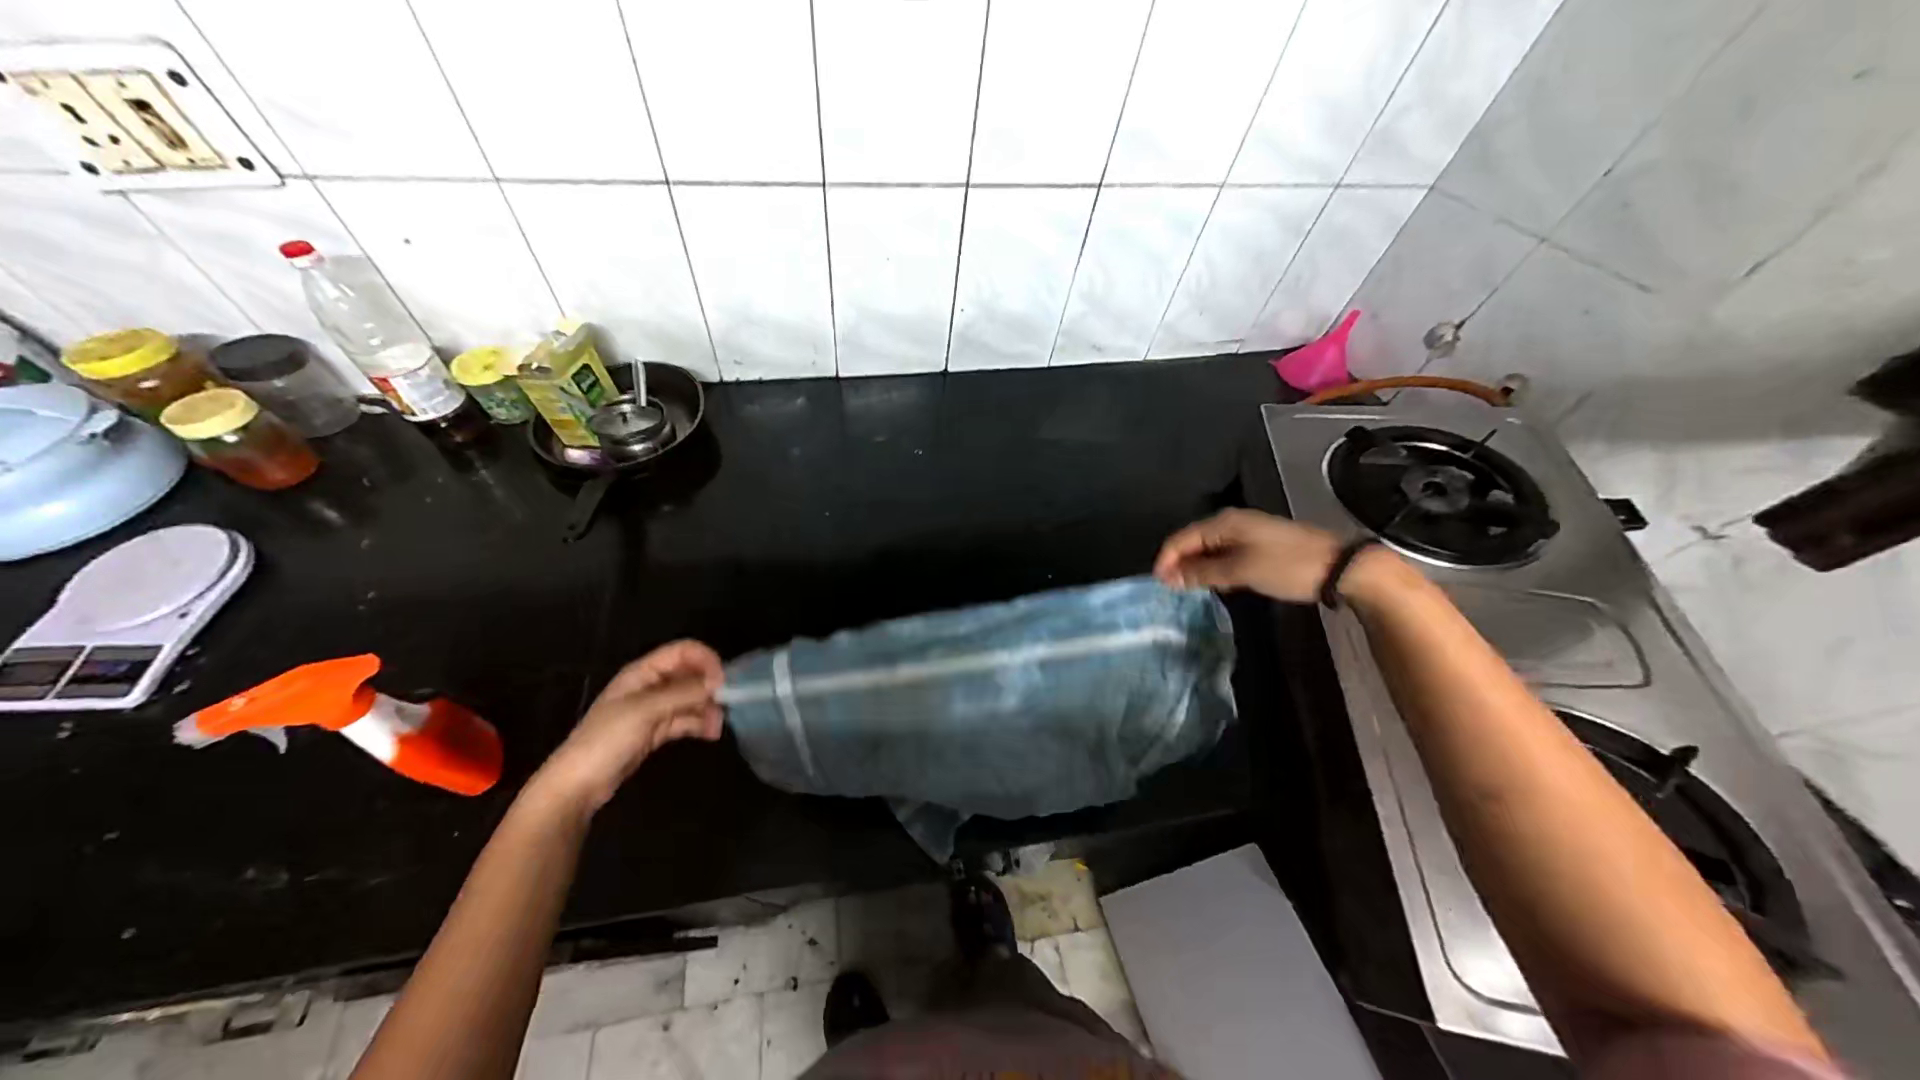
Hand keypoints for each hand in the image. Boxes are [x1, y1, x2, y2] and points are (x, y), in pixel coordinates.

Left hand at [532, 640, 724, 813]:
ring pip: (690, 699)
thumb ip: (683, 693)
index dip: (705, 660)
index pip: (682, 651)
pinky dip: (699, 724)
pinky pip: (685, 720)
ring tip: (717, 726)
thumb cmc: (608, 739)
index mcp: (643, 672)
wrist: (579, 783)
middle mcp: (650, 686)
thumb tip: (718, 682)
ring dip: (706, 708)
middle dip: (709, 686)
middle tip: (725, 704)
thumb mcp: (646, 710)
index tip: (721, 681)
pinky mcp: (656, 731)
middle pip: (689, 674)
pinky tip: (710, 734)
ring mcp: (653, 710)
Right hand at [1153, 509, 1351, 603]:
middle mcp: (1232, 522)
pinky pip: (1225, 554)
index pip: (1181, 538)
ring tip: (1189, 590)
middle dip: (1179, 564)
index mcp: (1225, 522)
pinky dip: (1215, 568)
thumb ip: (1203, 573)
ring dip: (1197, 568)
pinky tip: (1217, 584)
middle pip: (1193, 541)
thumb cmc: (1287, 566)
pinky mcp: (1259, 546)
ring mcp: (1247, 533)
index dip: (1166, 560)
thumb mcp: (1241, 571)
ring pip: (1209, 549)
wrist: (1340, 568)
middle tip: (1171, 590)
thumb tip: (1170, 577)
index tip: (1158, 585)